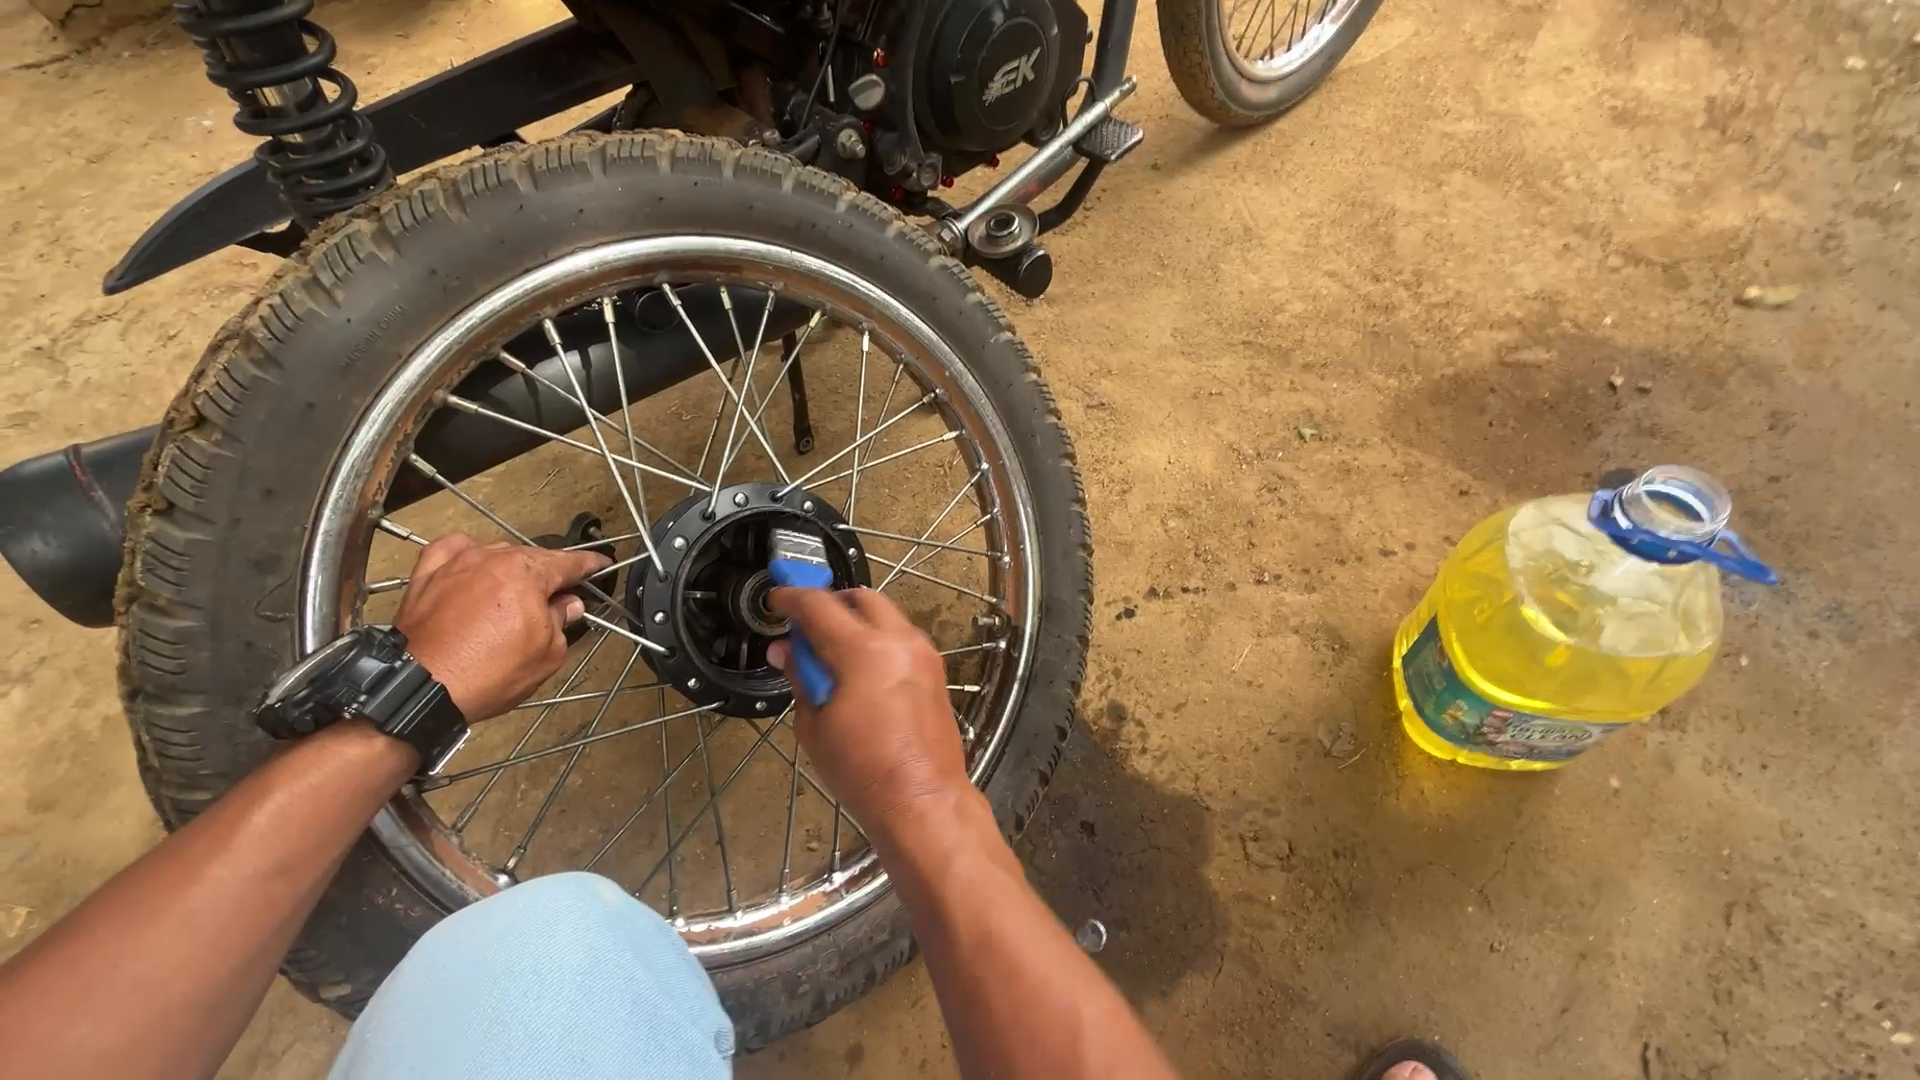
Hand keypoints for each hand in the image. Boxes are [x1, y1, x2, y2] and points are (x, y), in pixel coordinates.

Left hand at [393, 534, 611, 720]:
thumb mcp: (547, 653)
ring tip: (516, 592)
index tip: (600, 565)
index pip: (569, 563)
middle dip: (549, 574)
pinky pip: (450, 551)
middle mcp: (491, 559)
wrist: (421, 689)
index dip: (589, 565)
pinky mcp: (426, 577)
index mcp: (527, 573)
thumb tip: (567, 605)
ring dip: (511, 568)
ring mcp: (455, 564)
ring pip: (496, 553)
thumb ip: (561, 621)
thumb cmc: (487, 672)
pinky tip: (473, 565)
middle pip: (533, 557)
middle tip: (559, 596)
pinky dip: (466, 554)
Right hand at [767, 588, 969, 833]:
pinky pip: (902, 638)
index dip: (791, 597)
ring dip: (857, 621)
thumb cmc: (863, 772)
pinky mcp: (936, 671)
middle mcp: (899, 642)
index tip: (776, 598)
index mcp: (863, 651)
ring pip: (886, 615)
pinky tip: (860, 670)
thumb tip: (787, 651)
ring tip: (831, 652)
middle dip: (830, 603)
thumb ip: (801, 678)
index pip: (819, 605)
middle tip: (805, 626)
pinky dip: (879, 640)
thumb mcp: (814, 726)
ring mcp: (923, 654)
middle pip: (860, 597)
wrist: (923, 800)